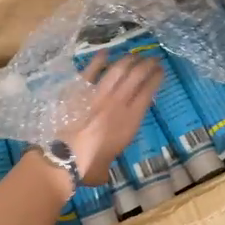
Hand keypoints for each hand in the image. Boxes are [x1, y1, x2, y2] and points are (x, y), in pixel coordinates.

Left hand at [61, 51, 162, 174]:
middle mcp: (118, 102)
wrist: (64, 156)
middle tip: (152, 58)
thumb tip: (103, 171)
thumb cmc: (87, 166)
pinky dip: (99, 59)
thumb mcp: (105, 168)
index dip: (156, 78)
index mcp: (130, 120)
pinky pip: (92, 69)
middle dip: (147, 64)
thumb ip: (108, 164)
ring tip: (134, 54)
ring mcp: (99, 93)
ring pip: (118, 69)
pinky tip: (105, 52)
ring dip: (128, 59)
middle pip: (136, 76)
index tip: (161, 70)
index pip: (148, 92)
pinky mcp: (80, 88)